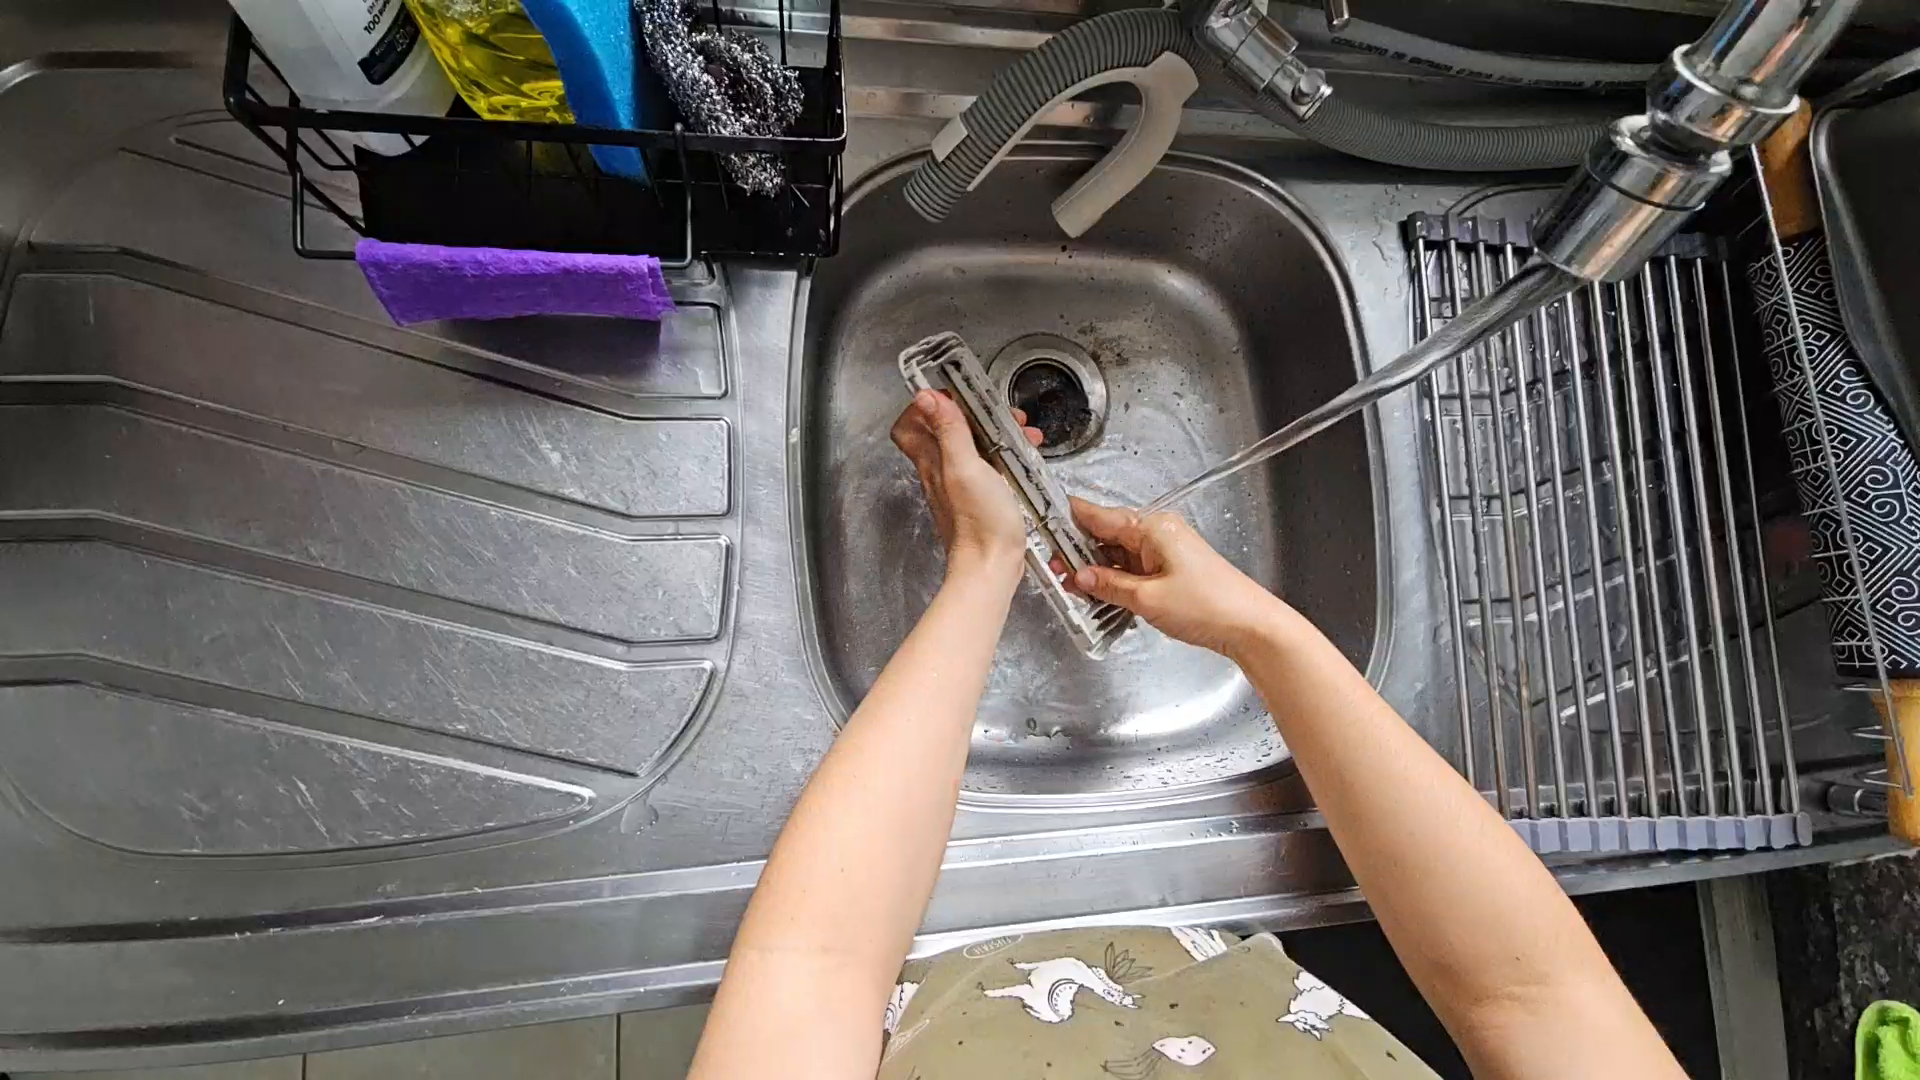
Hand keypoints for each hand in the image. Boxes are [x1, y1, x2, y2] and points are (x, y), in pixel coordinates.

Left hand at [890, 389, 1042, 574]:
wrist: (992, 567)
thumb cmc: (981, 522)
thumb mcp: (966, 467)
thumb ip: (948, 431)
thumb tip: (925, 397)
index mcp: (932, 461)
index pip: (911, 424)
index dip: (928, 405)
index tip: (956, 395)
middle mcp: (941, 472)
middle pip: (946, 432)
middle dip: (974, 415)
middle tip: (1001, 414)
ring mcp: (960, 487)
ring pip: (971, 448)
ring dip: (995, 435)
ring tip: (1023, 435)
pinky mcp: (980, 500)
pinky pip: (988, 467)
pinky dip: (1005, 456)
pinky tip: (1023, 460)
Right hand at [1057, 498, 1293, 656]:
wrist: (1251, 626)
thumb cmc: (1206, 605)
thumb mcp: (1147, 598)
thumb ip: (1107, 585)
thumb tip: (1077, 576)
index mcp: (1152, 527)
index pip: (1099, 515)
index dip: (1068, 520)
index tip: (1041, 524)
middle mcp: (1157, 532)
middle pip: (1106, 534)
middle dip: (1078, 552)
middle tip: (1053, 570)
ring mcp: (1164, 550)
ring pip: (1117, 553)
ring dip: (1096, 570)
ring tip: (1071, 587)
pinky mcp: (1169, 568)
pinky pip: (1131, 567)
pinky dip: (1114, 579)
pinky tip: (1099, 594)